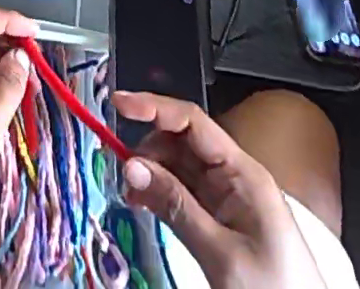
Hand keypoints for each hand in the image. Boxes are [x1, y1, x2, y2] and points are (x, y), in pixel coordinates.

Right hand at [114, 91, 317, 288]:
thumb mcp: (222, 255)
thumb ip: (175, 206)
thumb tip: (131, 166)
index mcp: (242, 172)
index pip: (192, 121)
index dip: (154, 107)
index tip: (118, 104)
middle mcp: (233, 176)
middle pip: (181, 141)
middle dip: (148, 148)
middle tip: (121, 172)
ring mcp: (226, 197)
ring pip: (177, 165)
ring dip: (150, 172)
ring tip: (129, 195)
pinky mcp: (219, 220)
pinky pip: (181, 191)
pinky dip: (158, 193)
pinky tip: (141, 204)